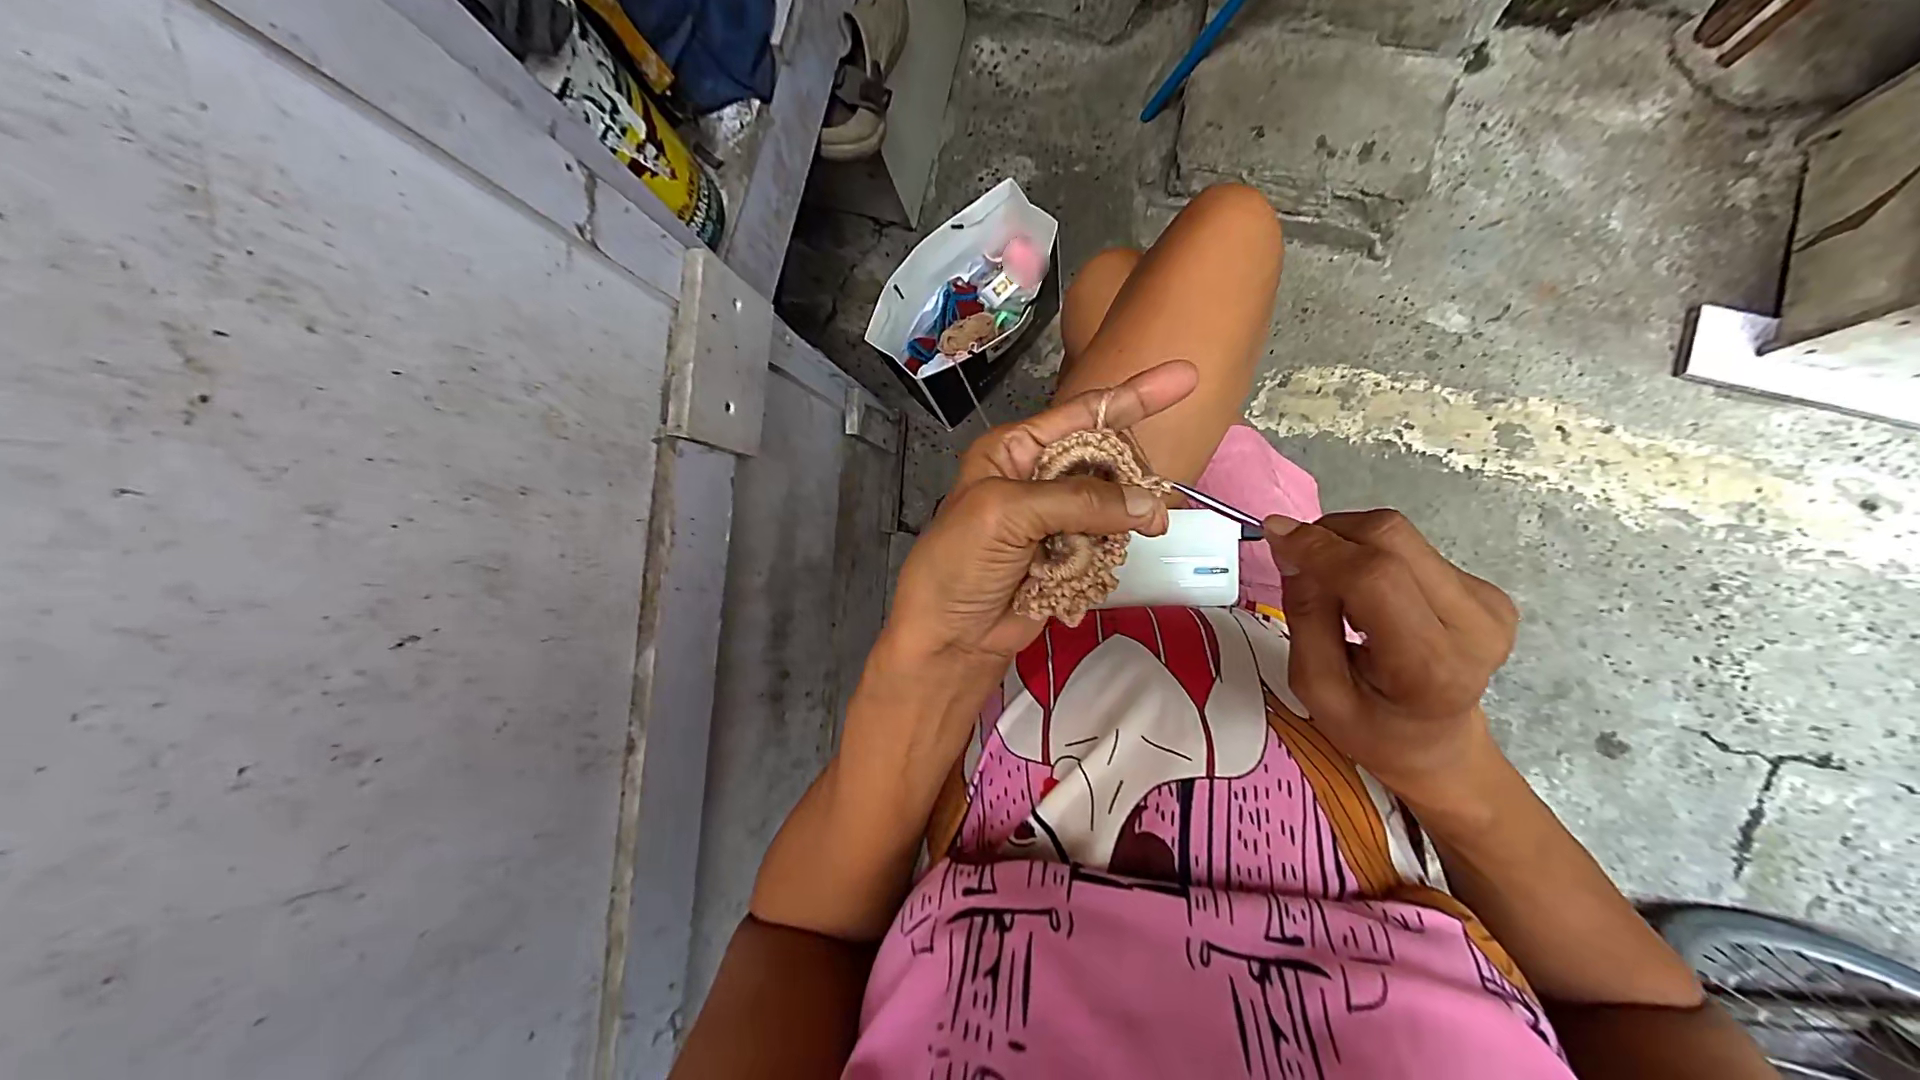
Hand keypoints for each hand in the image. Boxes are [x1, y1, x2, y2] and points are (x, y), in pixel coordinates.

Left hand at [871, 361, 1197, 712]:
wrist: (950, 638)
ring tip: (1120, 544)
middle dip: (1130, 478)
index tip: (1184, 379)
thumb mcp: (1006, 516)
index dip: (1133, 396)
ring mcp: (1055, 518)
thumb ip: (1077, 501)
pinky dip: (1108, 556)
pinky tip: (1083, 575)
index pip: (1081, 415)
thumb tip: (1146, 503)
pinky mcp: (1069, 555)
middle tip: (1150, 506)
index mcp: (1014, 451)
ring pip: (1115, 504)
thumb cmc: (957, 565)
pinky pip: (1109, 543)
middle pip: (1106, 459)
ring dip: (1122, 524)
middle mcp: (1037, 477)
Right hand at [1265, 510, 1518, 812]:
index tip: (1276, 534)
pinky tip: (1364, 593)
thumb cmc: (1372, 727)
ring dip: (1348, 545)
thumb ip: (1305, 615)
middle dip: (1330, 535)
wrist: (1436, 742)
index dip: (1319, 547)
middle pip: (1390, 538)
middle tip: (1297, 559)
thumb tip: (1292, 550)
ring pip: (1398, 535)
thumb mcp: (1316, 687)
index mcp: (1430, 664)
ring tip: (1331, 586)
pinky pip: (1409, 547)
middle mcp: (1473, 625)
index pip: (1374, 577)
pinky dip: (1370, 556)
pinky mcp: (1483, 588)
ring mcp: (1486, 602)